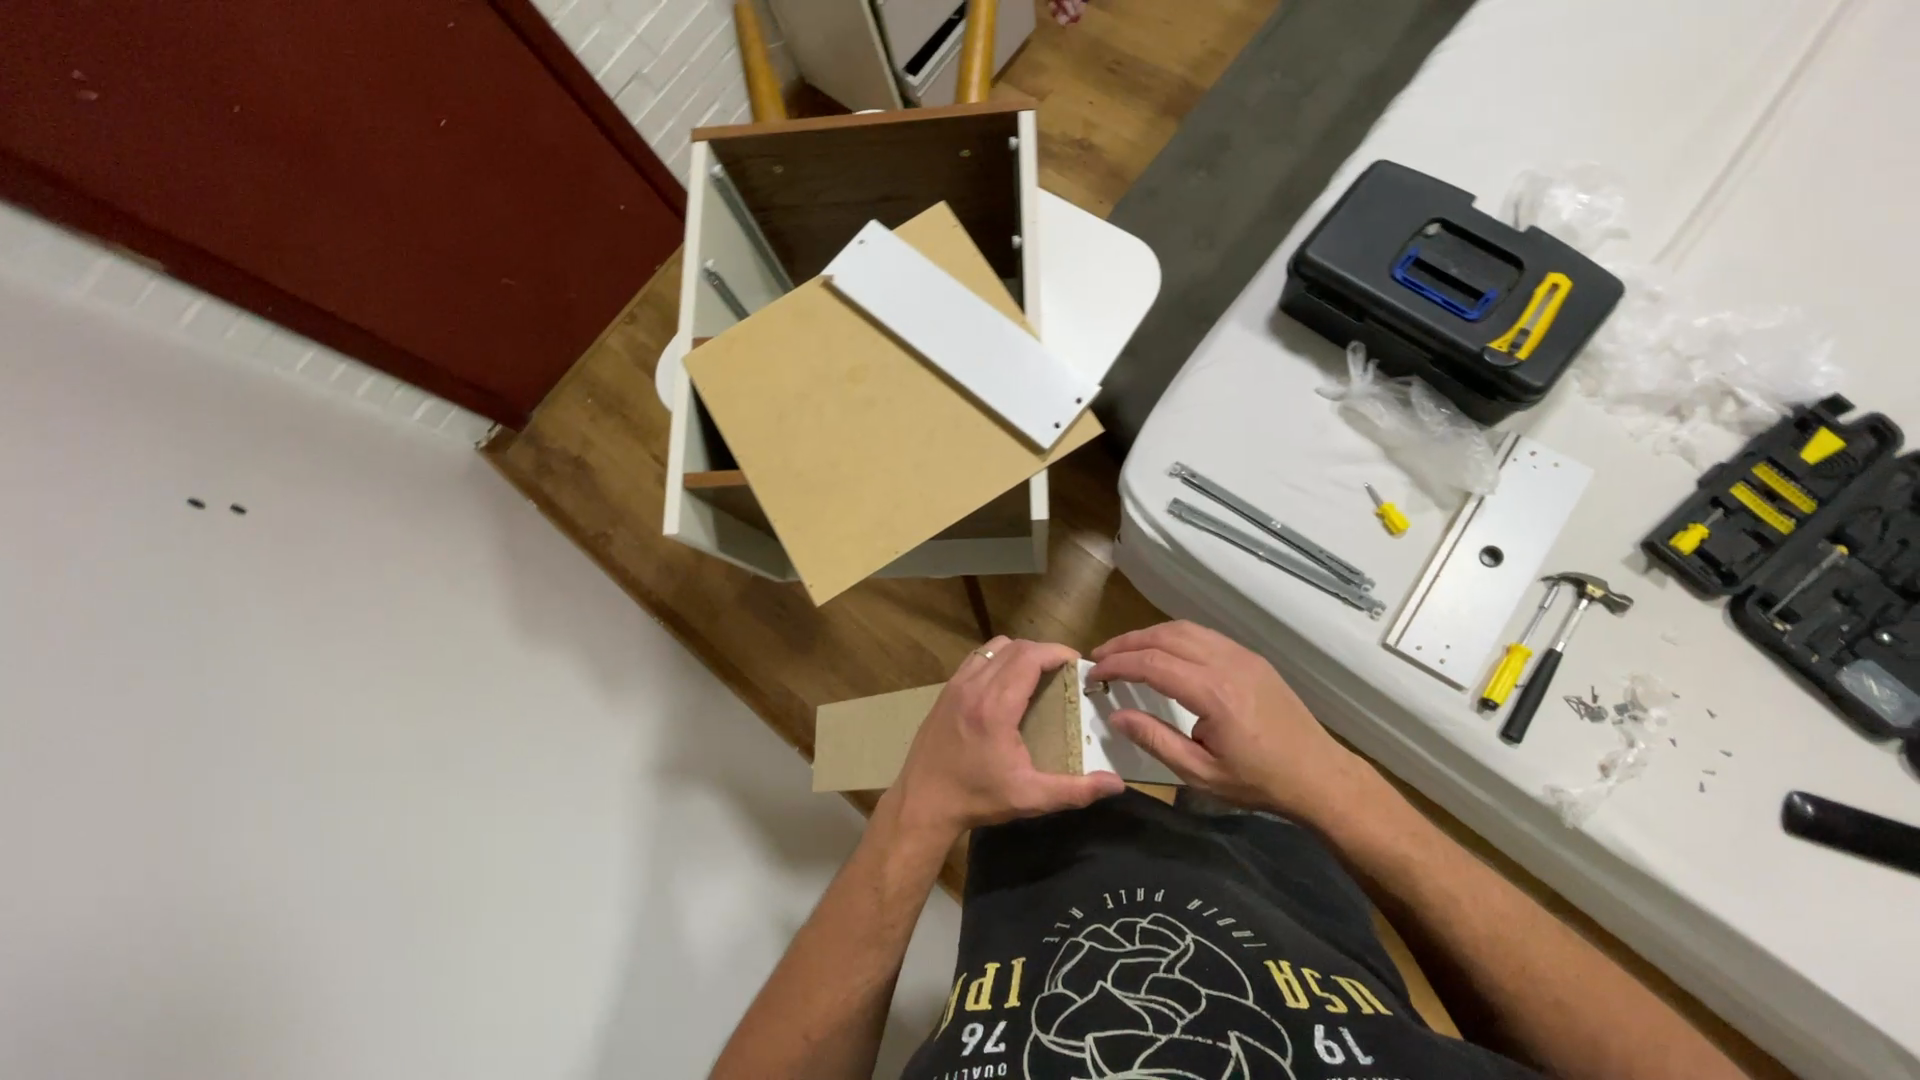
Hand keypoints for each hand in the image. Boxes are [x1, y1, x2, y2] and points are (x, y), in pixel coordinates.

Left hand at [889, 637, 1124, 840]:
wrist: (922, 803)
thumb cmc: (976, 799)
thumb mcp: (1030, 797)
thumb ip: (1075, 790)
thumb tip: (1116, 784)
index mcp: (995, 707)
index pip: (1030, 657)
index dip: (1057, 652)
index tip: (1077, 664)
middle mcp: (973, 687)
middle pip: (1014, 647)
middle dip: (1043, 651)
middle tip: (1063, 672)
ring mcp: (955, 686)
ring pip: (993, 648)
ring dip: (1018, 653)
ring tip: (1036, 674)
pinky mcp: (944, 692)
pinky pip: (975, 659)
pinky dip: (996, 660)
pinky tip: (1006, 685)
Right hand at [1087, 621, 1368, 822]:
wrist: (1319, 775)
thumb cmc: (1258, 781)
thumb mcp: (1199, 773)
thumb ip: (1155, 740)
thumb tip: (1116, 716)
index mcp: (1213, 692)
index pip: (1152, 663)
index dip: (1117, 664)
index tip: (1093, 673)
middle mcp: (1227, 663)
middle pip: (1165, 636)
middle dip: (1127, 642)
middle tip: (1100, 657)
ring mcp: (1243, 656)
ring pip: (1185, 629)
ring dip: (1149, 635)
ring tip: (1124, 651)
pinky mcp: (1252, 659)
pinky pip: (1205, 636)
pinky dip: (1174, 637)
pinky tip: (1162, 653)